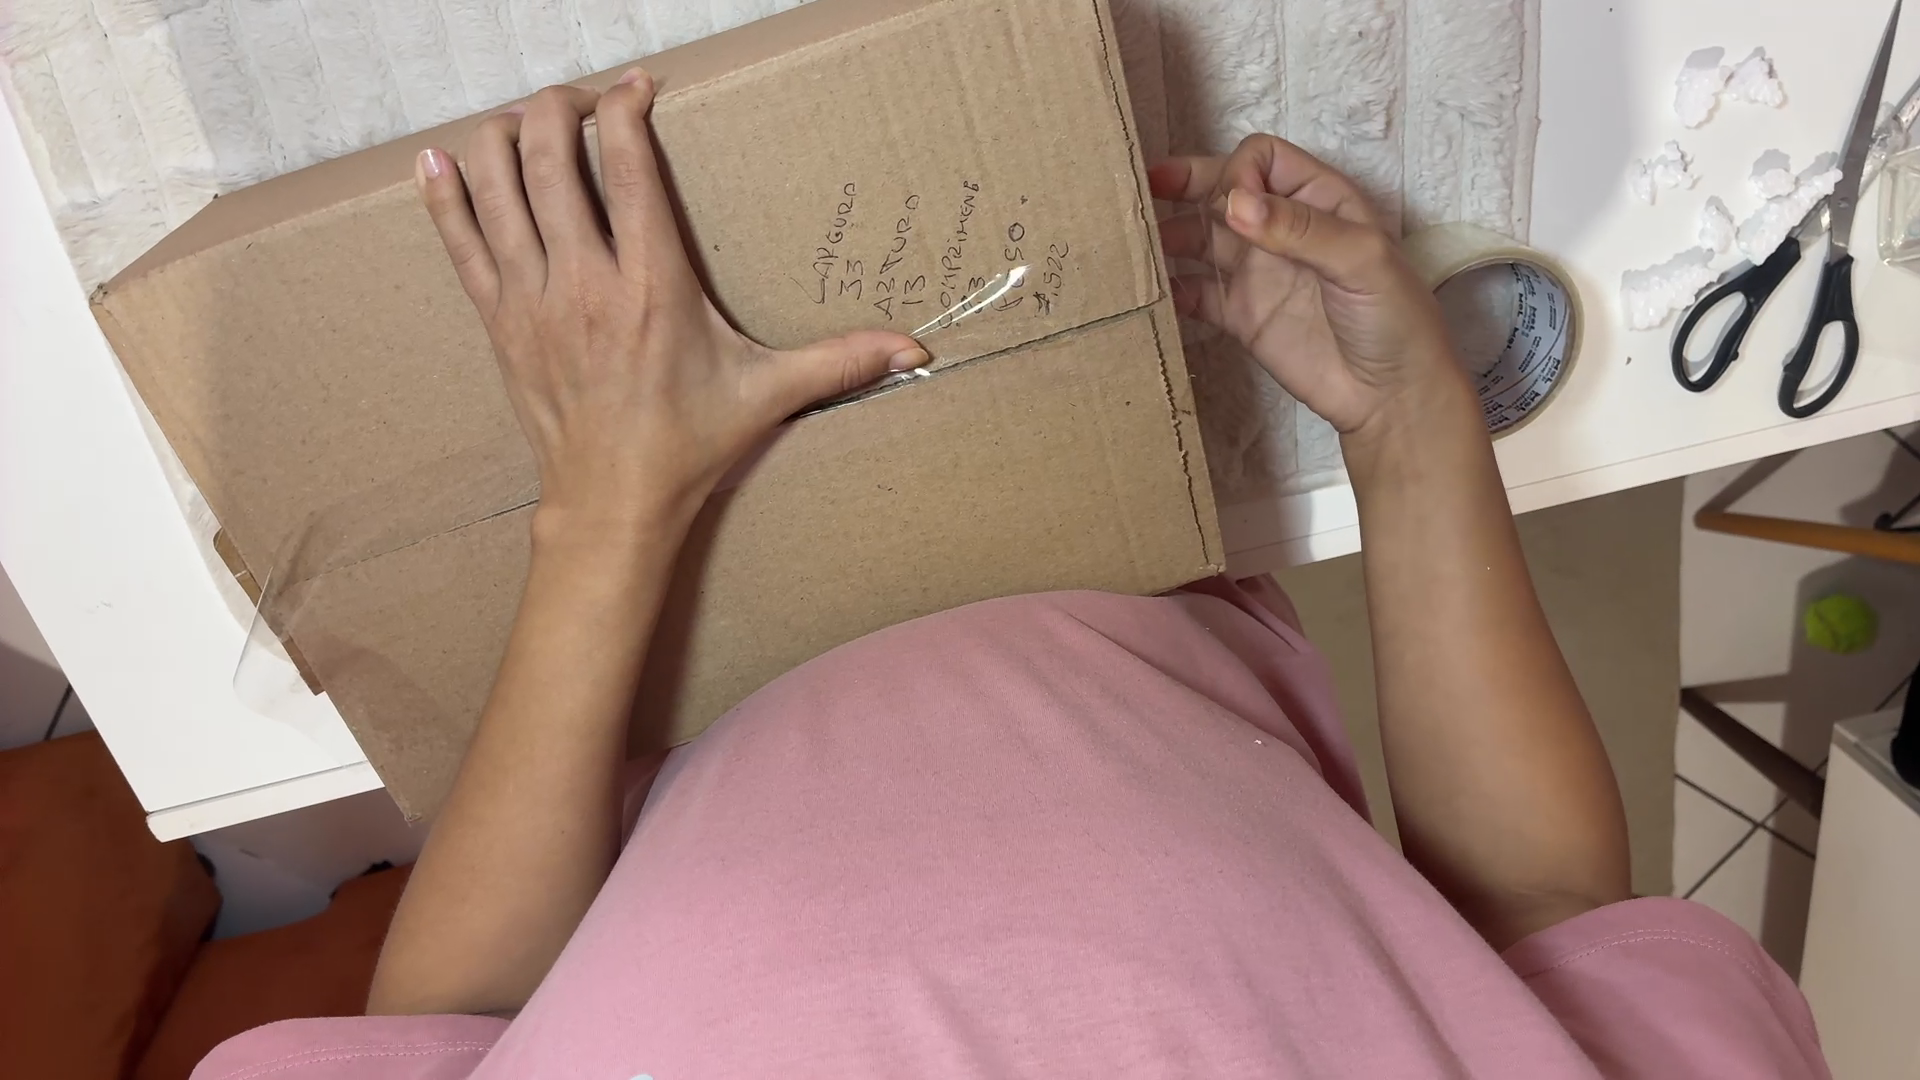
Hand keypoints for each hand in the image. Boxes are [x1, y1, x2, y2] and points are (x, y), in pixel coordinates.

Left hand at [415, 72, 926, 540]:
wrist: (614, 501)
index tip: (639, 89)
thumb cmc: (691, 444)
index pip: (622, 162)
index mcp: (652, 285)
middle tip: (585, 106)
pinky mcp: (500, 322)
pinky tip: (441, 165)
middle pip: (545, 152)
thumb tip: (913, 351)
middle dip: (560, 108)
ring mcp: (531, 298)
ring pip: (493, 182)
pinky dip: (445, 196)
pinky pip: (457, 240)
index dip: (624, 107)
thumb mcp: (770, 396)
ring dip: (503, 136)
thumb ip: (840, 362)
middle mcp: (583, 279)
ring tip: (529, 127)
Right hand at [1148, 135, 1461, 436]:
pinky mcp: (1237, 317)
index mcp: (1317, 200)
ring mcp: (1255, 274)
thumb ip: (1299, 229)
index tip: (1229, 207)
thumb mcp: (1362, 260)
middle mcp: (1278, 231)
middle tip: (1142, 193)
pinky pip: (1196, 295)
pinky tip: (1151, 293)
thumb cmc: (1392, 318)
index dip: (1237, 173)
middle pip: (1221, 193)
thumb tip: (1233, 204)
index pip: (1261, 161)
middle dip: (1183, 188)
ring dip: (1169, 239)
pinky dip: (1172, 291)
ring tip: (1135, 246)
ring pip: (1200, 242)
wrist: (1385, 395)